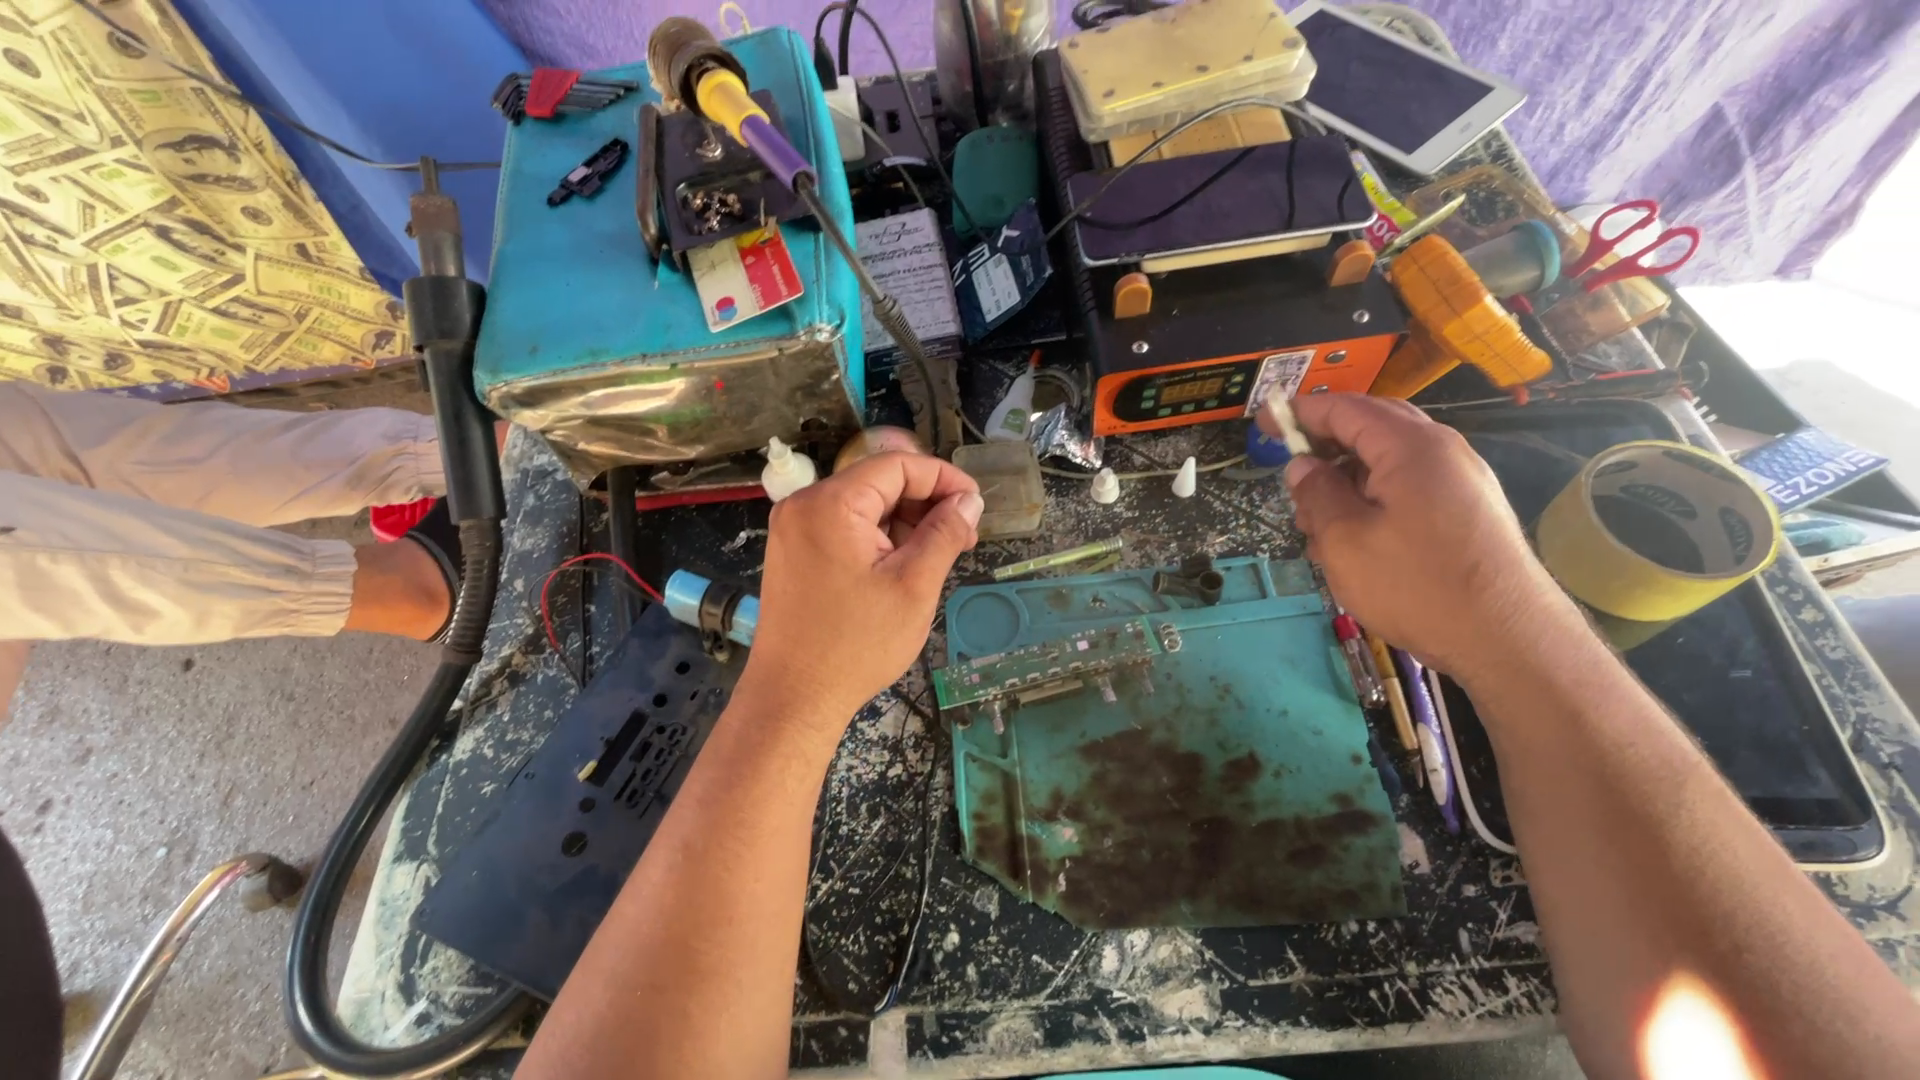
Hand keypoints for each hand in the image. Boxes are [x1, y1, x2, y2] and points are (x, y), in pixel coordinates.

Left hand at [743, 452, 982, 725]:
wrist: (794, 697)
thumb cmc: (857, 644)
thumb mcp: (914, 585)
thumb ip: (944, 533)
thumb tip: (969, 500)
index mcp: (830, 504)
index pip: (896, 466)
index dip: (943, 478)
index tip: (976, 505)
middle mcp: (804, 505)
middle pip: (878, 482)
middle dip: (925, 504)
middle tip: (962, 539)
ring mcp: (794, 530)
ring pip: (863, 507)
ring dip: (904, 523)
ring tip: (936, 558)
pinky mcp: (793, 553)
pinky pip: (844, 528)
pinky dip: (878, 539)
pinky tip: (902, 566)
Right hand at [1263, 393, 1583, 680]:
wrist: (1508, 640)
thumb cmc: (1417, 586)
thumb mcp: (1345, 541)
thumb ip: (1317, 494)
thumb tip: (1303, 466)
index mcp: (1411, 447)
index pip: (1346, 408)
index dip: (1300, 412)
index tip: (1264, 421)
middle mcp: (1443, 451)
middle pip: (1372, 427)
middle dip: (1326, 446)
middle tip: (1292, 476)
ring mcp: (1462, 481)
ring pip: (1389, 462)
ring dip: (1346, 481)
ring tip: (1317, 527)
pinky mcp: (1469, 511)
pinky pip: (1410, 487)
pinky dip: (1374, 499)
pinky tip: (1355, 540)